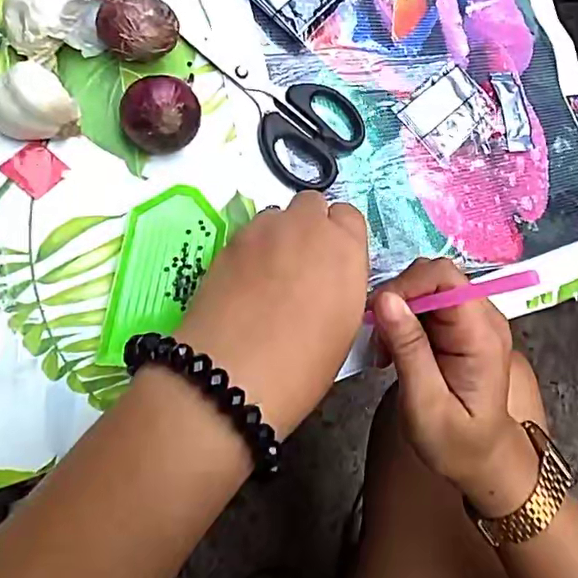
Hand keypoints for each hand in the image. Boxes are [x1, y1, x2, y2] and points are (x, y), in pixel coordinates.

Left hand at [174, 191, 368, 437]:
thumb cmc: (302, 365)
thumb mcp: (344, 328)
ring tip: (269, 276)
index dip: (341, 238)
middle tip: (303, 264)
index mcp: (345, 248)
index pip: (349, 217)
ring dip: (278, 236)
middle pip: (312, 204)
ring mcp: (264, 230)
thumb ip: (342, 286)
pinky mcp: (228, 241)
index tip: (334, 262)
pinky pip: (248, 234)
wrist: (233, 373)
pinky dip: (250, 251)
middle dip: (309, 226)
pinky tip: (244, 284)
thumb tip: (330, 281)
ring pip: (276, 216)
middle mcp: (306, 226)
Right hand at [371, 258, 534, 514]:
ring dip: (395, 310)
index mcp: (482, 334)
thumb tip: (385, 299)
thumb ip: (408, 349)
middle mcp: (481, 317)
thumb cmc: (456, 444)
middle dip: (397, 297)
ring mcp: (470, 319)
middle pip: (433, 275)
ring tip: (384, 350)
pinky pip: (422, 303)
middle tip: (378, 338)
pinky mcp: (456, 325)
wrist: (482, 461)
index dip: (407, 284)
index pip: (445, 277)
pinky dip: (400, 320)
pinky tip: (392, 350)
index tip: (378, 314)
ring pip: (424, 286)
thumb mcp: (425, 404)